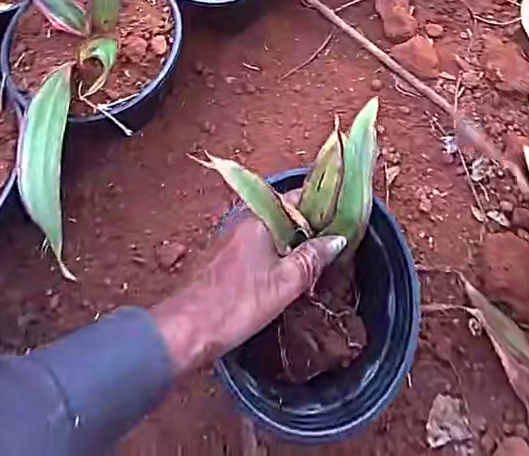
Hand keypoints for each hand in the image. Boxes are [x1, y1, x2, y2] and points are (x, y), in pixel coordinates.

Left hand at [147, 215, 345, 374]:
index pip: (297, 199)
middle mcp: (246, 221)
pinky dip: (277, 256)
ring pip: (273, 234)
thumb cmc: (236, 303)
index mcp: (261, 219)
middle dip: (310, 229)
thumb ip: (311, 258)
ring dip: (293, 245)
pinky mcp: (227, 259)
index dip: (321, 207)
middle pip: (286, 216)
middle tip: (334, 247)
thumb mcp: (284, 284)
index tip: (343, 220)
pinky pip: (261, 248)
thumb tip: (338, 238)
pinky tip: (287, 277)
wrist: (186, 329)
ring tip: (317, 264)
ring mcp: (234, 239)